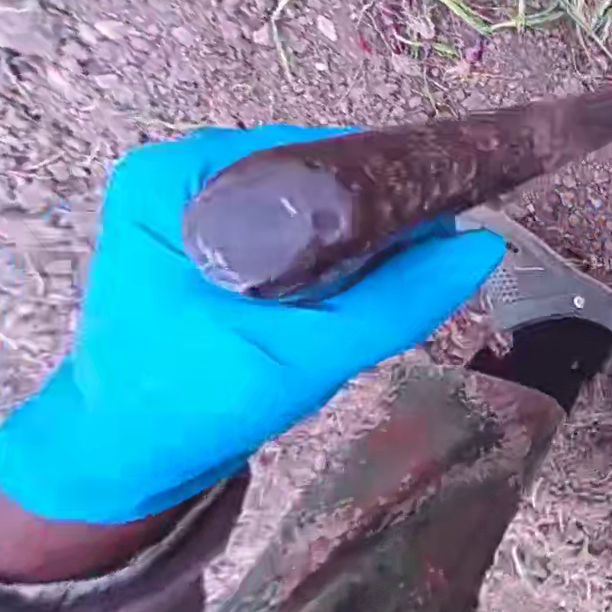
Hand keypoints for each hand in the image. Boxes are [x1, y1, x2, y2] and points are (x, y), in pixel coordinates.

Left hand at [0, 126, 505, 523]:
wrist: (127, 458)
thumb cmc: (200, 402)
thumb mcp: (314, 350)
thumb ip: (403, 300)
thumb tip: (484, 244)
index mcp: (181, 177)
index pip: (320, 153)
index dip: (390, 184)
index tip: (435, 224)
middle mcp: (188, 174)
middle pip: (325, 175)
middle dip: (379, 219)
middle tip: (411, 269)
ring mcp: (199, 203)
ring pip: (322, 202)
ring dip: (367, 238)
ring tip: (388, 282)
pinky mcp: (217, 235)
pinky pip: (307, 226)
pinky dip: (344, 252)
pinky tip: (359, 285)